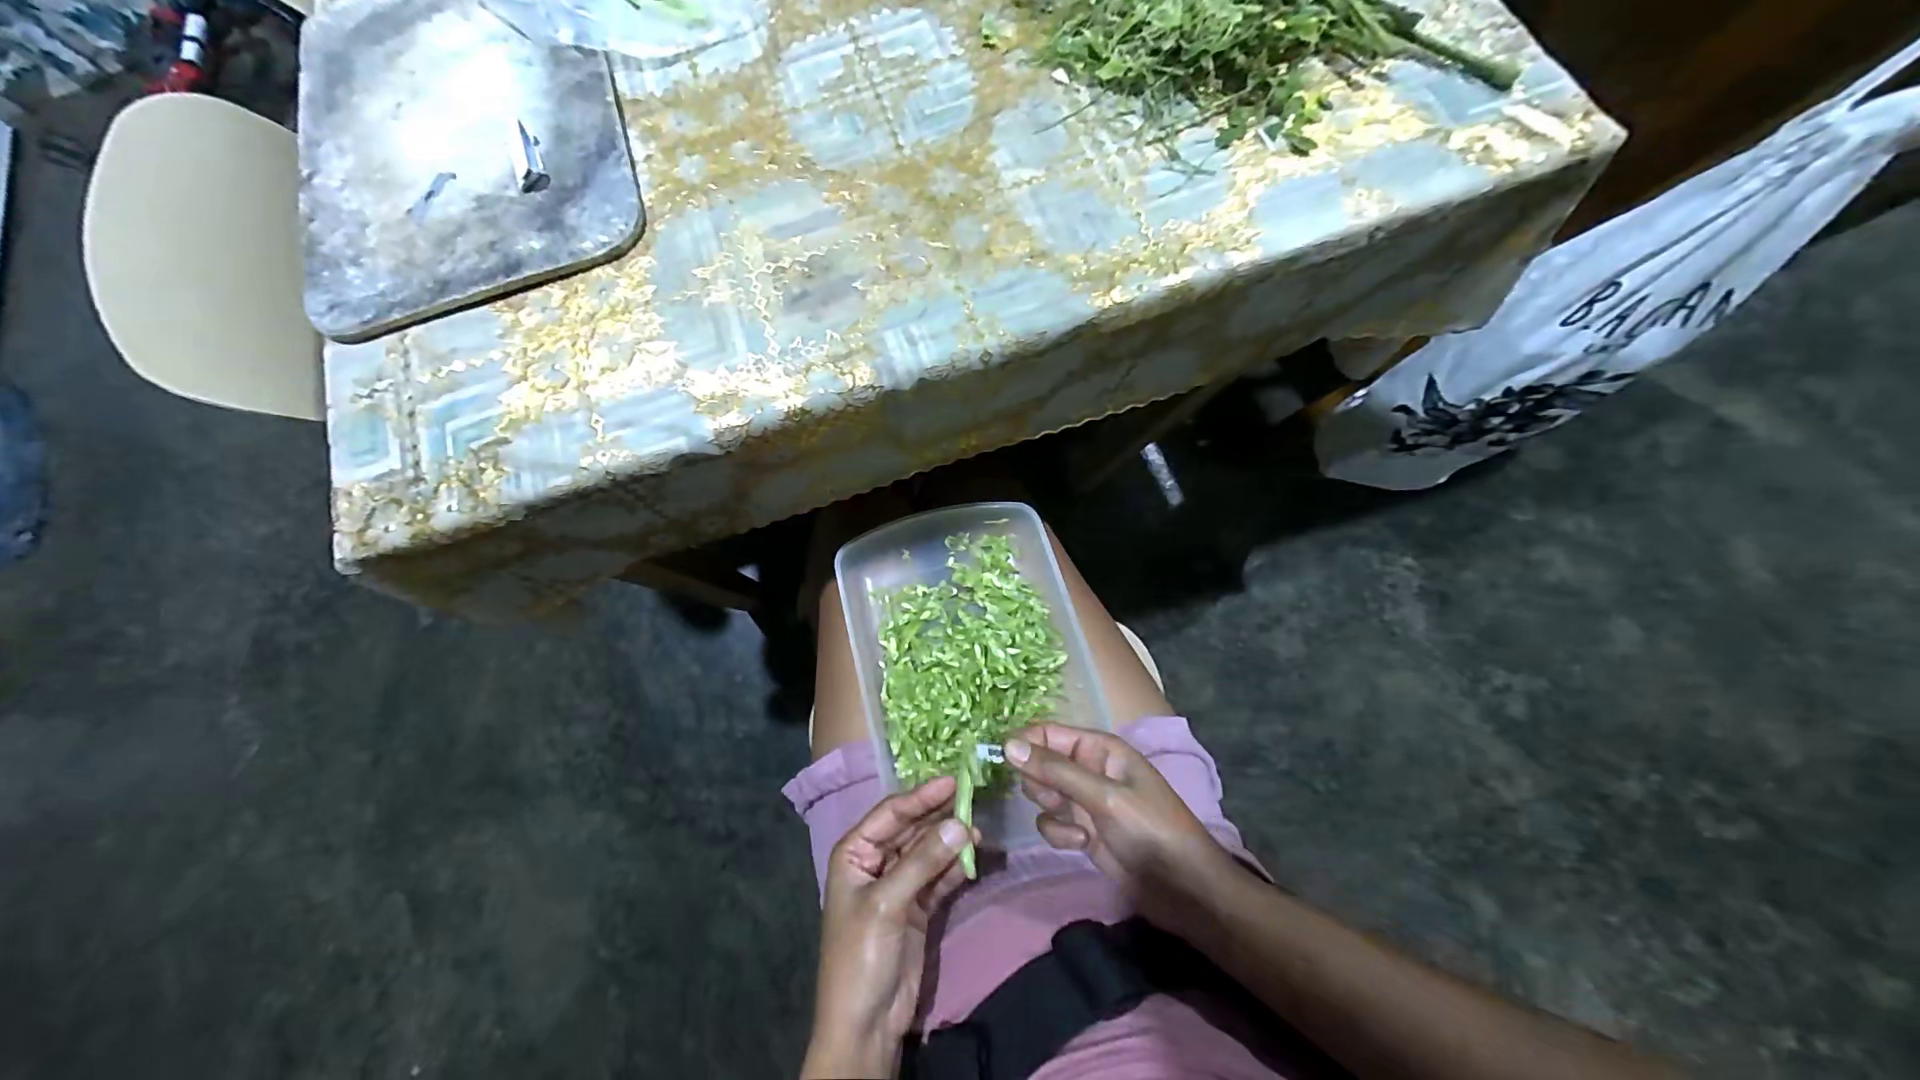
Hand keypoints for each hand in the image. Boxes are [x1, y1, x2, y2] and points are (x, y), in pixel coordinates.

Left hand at [801, 777, 975, 1079]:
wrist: (865, 1022)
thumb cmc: (861, 955)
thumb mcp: (887, 904)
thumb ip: (923, 862)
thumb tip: (960, 823)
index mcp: (855, 853)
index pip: (891, 814)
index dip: (920, 796)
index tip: (952, 781)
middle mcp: (876, 862)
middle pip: (912, 829)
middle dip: (940, 816)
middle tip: (973, 800)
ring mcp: (898, 884)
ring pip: (928, 851)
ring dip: (951, 841)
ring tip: (978, 831)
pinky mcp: (917, 906)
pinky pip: (939, 876)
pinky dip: (955, 867)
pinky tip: (973, 857)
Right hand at [1004, 723, 1241, 924]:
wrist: (1183, 889)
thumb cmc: (1151, 829)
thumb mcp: (1104, 796)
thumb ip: (1055, 770)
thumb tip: (1008, 744)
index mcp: (1100, 749)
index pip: (1051, 732)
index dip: (1026, 742)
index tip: (1001, 758)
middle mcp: (1090, 769)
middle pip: (1042, 763)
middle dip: (1040, 782)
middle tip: (1054, 799)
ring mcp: (1086, 802)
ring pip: (1044, 795)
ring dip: (1051, 811)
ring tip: (1075, 826)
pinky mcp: (1084, 831)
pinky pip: (1053, 823)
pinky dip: (1061, 834)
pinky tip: (1081, 845)